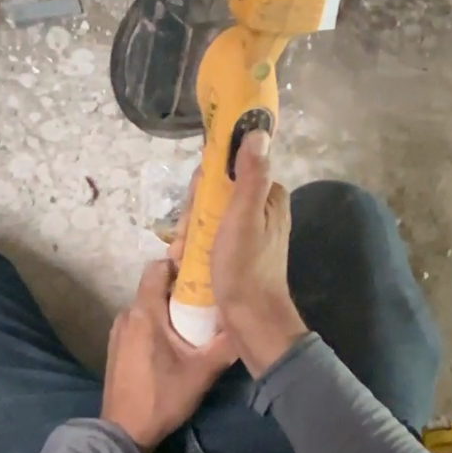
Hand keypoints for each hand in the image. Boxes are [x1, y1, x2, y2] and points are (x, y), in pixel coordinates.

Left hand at [101, 260, 238, 452]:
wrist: (125, 431)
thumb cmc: (162, 398)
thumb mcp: (202, 373)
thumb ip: (226, 345)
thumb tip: (248, 324)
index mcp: (145, 314)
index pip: (157, 268)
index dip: (179, 263)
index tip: (203, 270)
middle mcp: (127, 315)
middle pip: (154, 288)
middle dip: (180, 289)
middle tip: (208, 299)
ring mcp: (118, 331)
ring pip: (147, 307)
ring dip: (168, 309)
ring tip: (195, 322)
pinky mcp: (116, 347)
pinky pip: (139, 323)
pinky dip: (156, 324)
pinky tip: (174, 342)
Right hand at [209, 131, 307, 375]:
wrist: (251, 322)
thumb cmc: (246, 269)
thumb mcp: (244, 217)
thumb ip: (250, 175)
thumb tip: (256, 130)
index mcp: (269, 197)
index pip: (228, 172)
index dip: (204, 186)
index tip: (192, 209)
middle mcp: (262, 212)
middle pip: (216, 197)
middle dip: (194, 217)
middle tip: (185, 241)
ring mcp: (250, 235)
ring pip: (209, 220)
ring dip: (190, 236)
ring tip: (182, 256)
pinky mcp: (239, 256)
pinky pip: (211, 241)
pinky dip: (196, 250)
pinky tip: (185, 263)